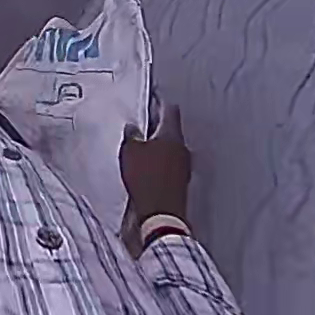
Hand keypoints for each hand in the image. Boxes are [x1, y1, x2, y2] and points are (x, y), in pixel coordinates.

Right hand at [120, 104, 190, 255]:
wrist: (159, 216)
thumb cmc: (145, 178)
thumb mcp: (130, 151)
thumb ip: (132, 136)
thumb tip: (134, 128)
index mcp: (172, 136)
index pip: (170, 111)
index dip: (161, 102)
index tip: (153, 97)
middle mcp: (182, 149)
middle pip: (171, 130)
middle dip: (158, 126)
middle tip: (143, 121)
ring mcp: (183, 167)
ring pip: (171, 148)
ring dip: (159, 144)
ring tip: (142, 143)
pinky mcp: (179, 183)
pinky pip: (169, 163)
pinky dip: (159, 160)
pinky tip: (147, 164)